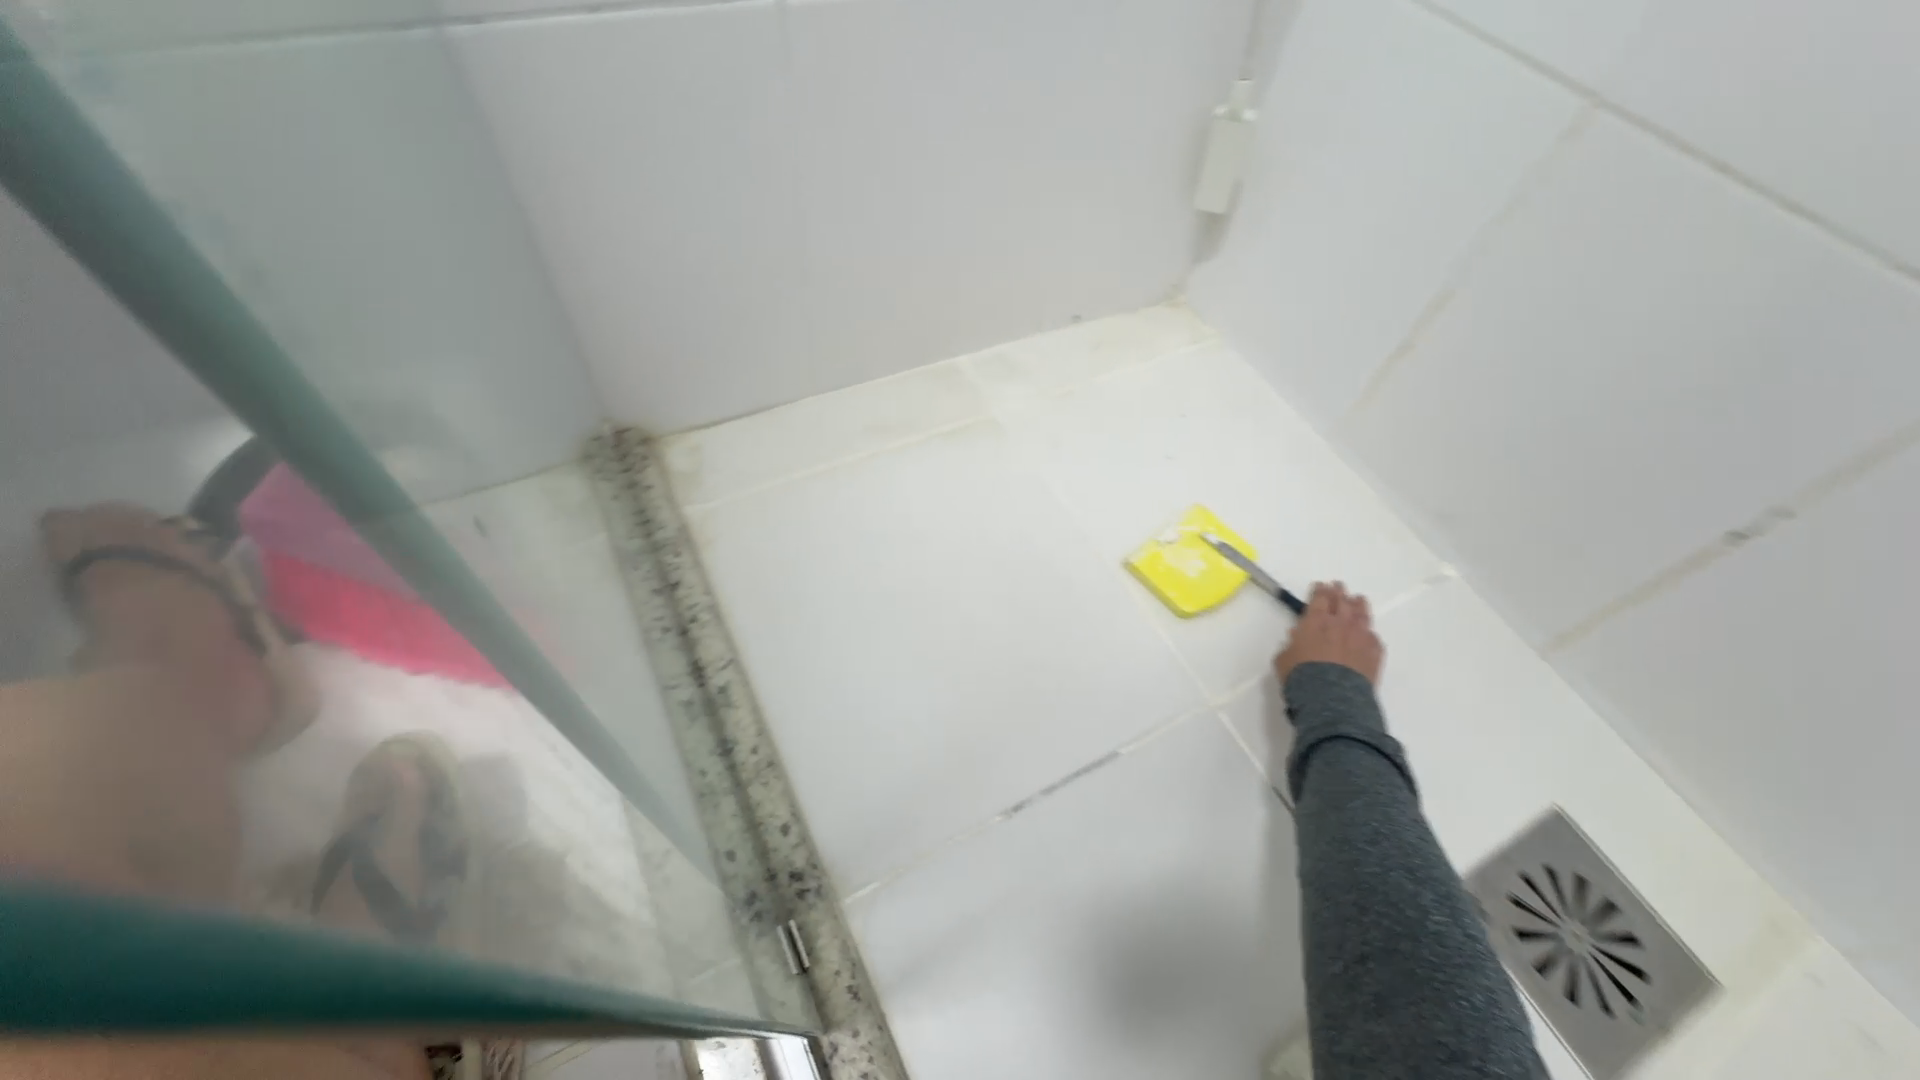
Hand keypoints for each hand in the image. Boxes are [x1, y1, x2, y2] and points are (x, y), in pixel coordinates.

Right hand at [1273, 582, 1383, 685]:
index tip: (1321, 585)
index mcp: (1315, 621)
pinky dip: (1369, 633)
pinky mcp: (1374, 652)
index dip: (1320, 590)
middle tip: (1339, 586)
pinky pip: (1374, 637)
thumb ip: (1290, 645)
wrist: (1332, 697)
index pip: (1320, 598)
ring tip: (1359, 599)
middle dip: (1339, 592)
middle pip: (1342, 601)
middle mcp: (1340, 623)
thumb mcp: (1284, 659)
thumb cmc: (1301, 676)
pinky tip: (1368, 634)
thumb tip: (1296, 636)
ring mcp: (1360, 636)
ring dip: (1359, 605)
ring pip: (1362, 614)